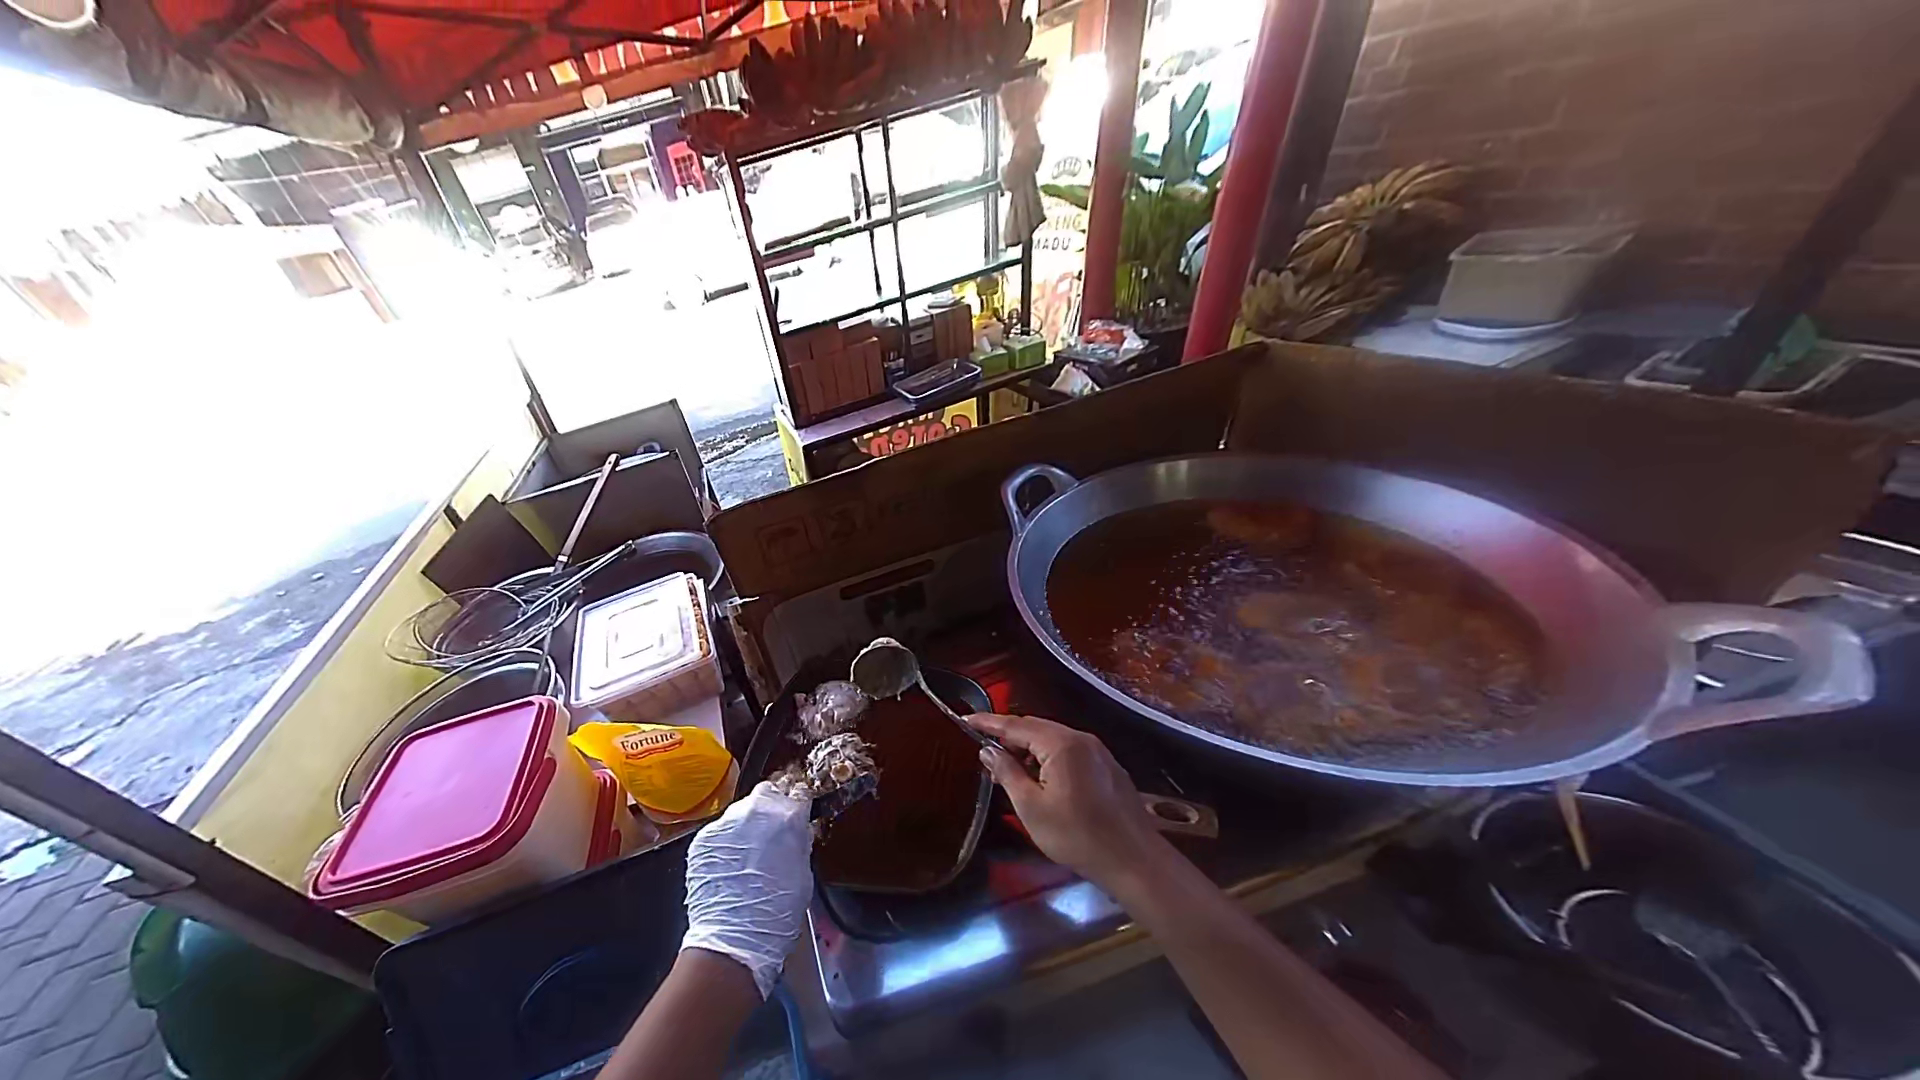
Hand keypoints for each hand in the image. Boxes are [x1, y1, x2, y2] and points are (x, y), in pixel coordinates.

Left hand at [680, 781, 811, 997]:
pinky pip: (719, 832)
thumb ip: (800, 842)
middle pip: (766, 794)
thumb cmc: (777, 912)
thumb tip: (797, 831)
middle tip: (771, 833)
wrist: (733, 940)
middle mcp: (756, 810)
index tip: (796, 812)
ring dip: (745, 826)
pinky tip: (728, 866)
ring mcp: (726, 823)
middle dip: (770, 809)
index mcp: (788, 816)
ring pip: (740, 812)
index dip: (797, 803)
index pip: (797, 792)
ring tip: (747, 854)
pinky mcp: (702, 840)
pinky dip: (725, 843)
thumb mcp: (804, 872)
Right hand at [969, 713, 1167, 893]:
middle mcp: (1081, 738)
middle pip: (1036, 728)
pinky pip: (1069, 751)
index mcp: (1061, 743)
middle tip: (985, 751)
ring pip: (1053, 740)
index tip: (967, 718)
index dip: (989, 722)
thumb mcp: (1031, 808)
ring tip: (1008, 768)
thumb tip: (988, 750)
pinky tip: (1040, 778)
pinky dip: (1048, 758)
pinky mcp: (1106, 766)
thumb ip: (1007, 773)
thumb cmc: (1077, 836)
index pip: (1016, 725)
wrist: (1133, 859)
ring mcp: (1097, 751)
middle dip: (1009, 737)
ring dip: (1029, 749)